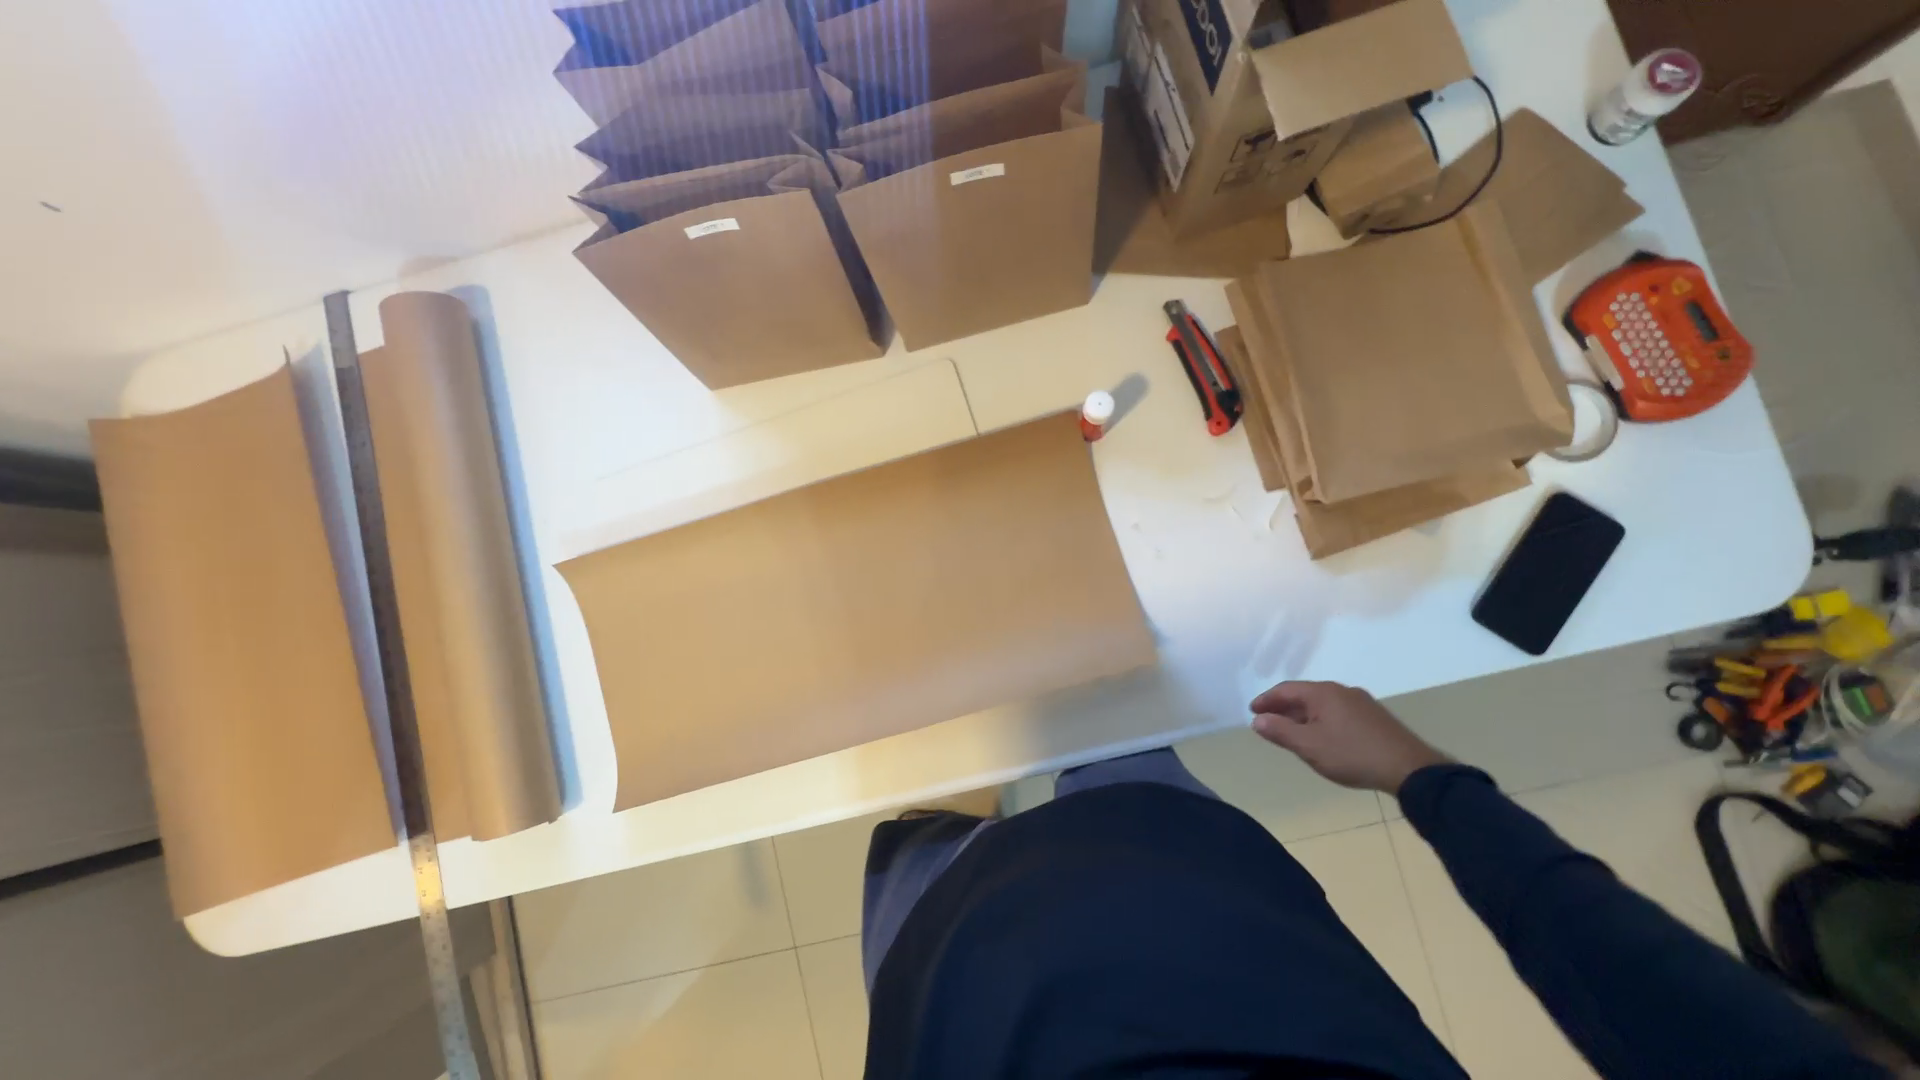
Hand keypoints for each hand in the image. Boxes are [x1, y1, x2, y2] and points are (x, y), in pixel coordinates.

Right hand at [1249, 680, 1448, 793]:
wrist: (1409, 768)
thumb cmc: (1352, 755)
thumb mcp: (1309, 746)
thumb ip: (1280, 731)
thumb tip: (1258, 720)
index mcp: (1324, 693)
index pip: (1286, 690)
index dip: (1266, 700)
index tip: (1253, 712)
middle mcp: (1342, 690)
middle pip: (1305, 695)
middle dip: (1284, 708)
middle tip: (1268, 723)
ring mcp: (1361, 703)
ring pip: (1323, 705)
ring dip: (1303, 716)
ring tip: (1292, 733)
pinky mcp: (1374, 717)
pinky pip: (1338, 712)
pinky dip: (1322, 720)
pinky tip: (1323, 737)